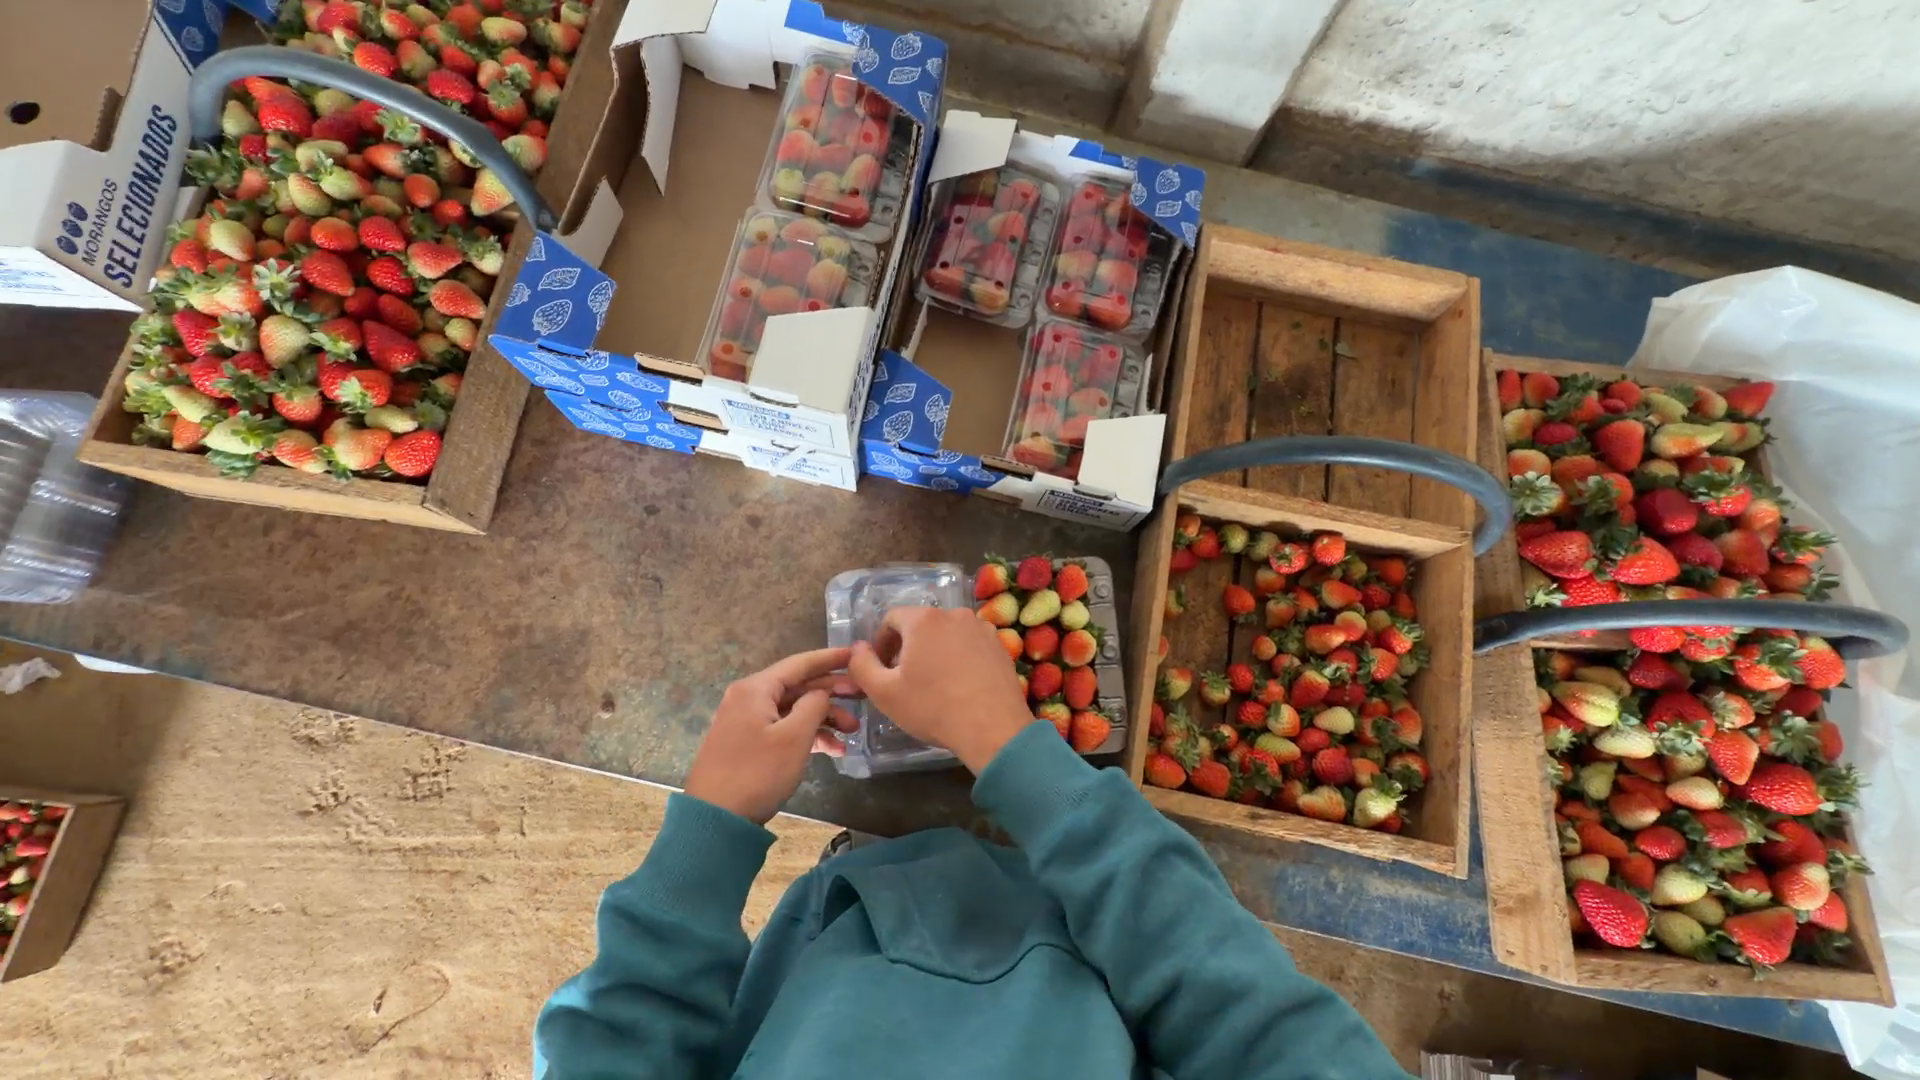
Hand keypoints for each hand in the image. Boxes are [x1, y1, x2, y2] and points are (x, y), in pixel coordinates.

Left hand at [683, 647, 859, 824]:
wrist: (715, 819)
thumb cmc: (758, 772)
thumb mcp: (794, 736)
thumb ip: (814, 705)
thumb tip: (821, 693)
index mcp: (756, 689)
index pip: (800, 663)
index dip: (830, 658)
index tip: (857, 655)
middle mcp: (749, 698)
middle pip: (798, 686)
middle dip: (832, 693)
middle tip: (863, 697)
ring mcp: (747, 722)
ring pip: (793, 710)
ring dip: (824, 718)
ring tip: (852, 733)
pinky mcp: (749, 744)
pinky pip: (784, 729)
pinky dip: (807, 735)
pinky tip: (833, 749)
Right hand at [847, 607, 1032, 773]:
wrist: (992, 729)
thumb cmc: (933, 708)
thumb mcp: (884, 693)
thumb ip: (862, 666)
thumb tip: (858, 648)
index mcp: (924, 620)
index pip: (891, 619)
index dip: (881, 643)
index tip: (882, 669)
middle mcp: (954, 614)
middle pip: (921, 624)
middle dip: (908, 647)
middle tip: (905, 679)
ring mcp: (981, 628)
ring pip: (946, 634)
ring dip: (935, 651)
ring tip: (934, 683)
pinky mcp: (999, 645)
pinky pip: (970, 644)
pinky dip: (959, 657)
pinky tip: (959, 685)